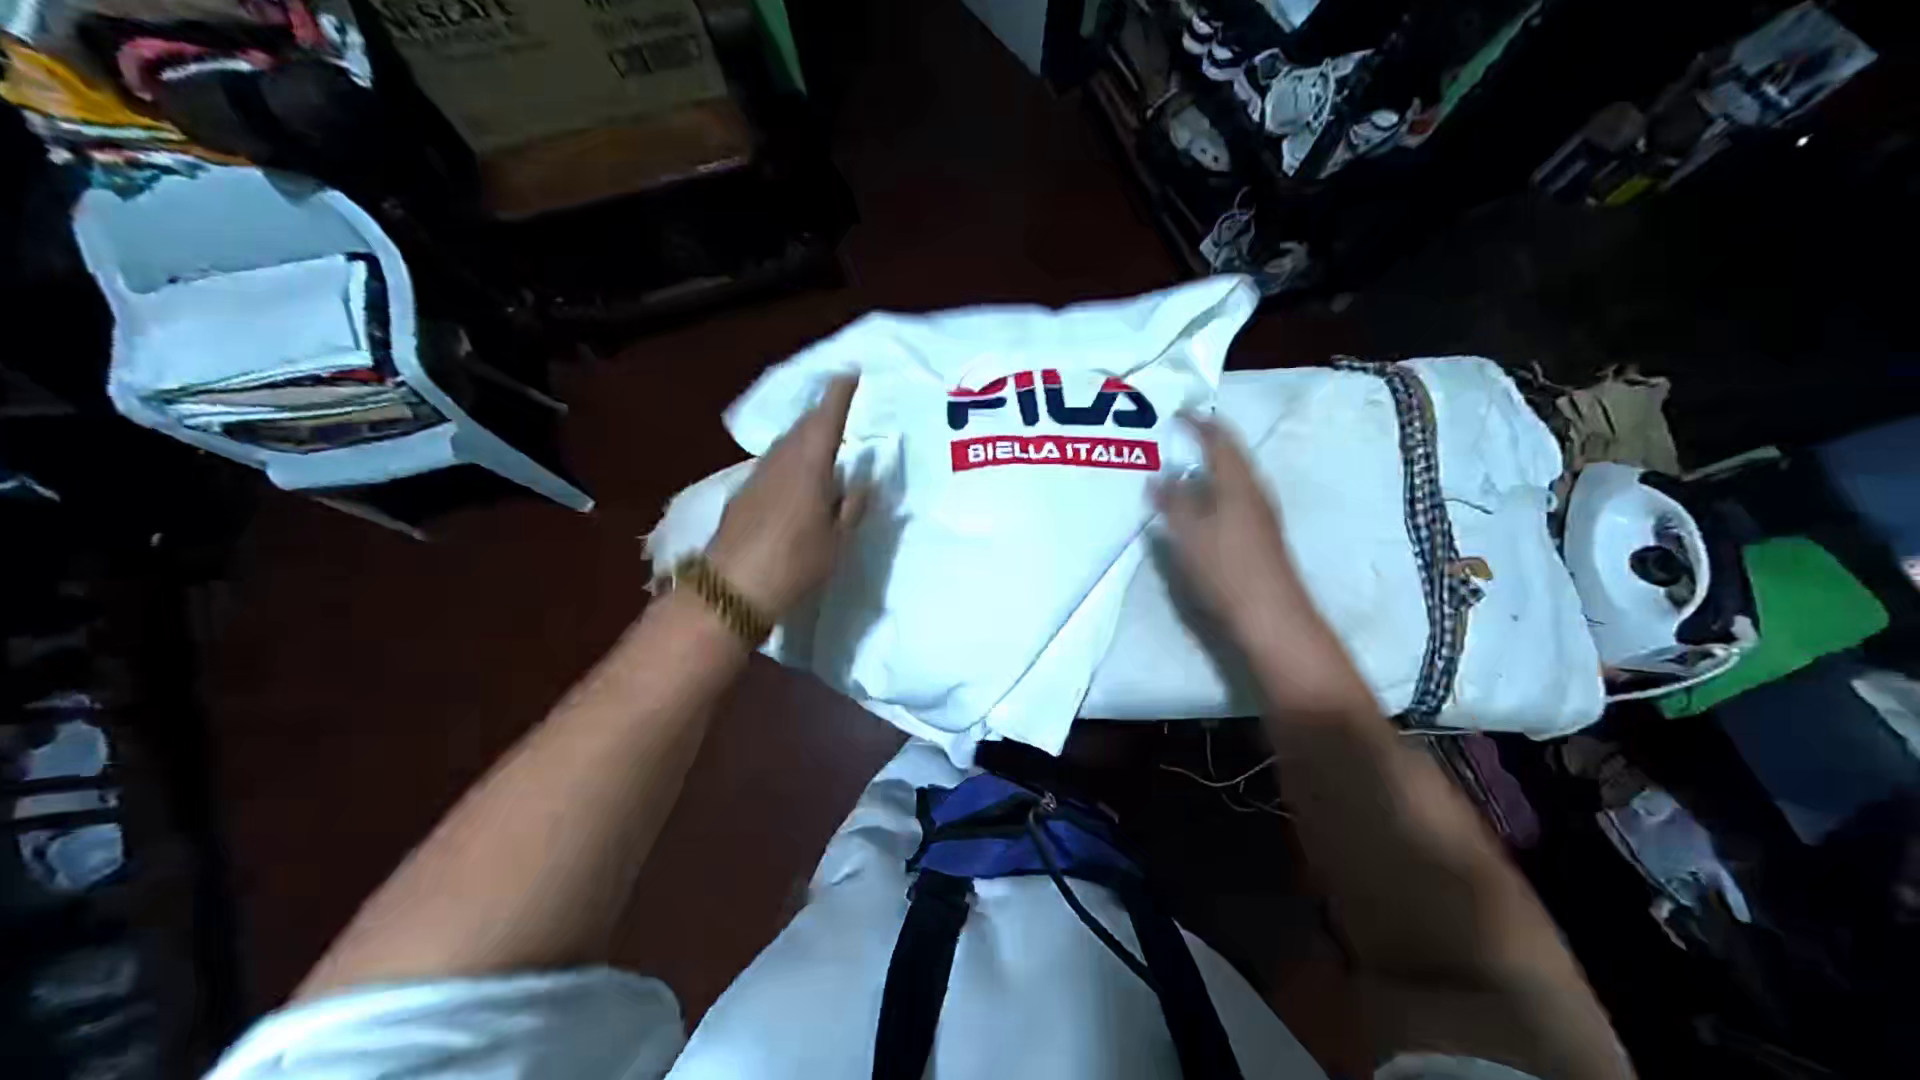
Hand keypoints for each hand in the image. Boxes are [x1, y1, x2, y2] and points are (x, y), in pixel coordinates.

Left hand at [706, 375, 866, 617]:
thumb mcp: (837, 540)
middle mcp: (781, 460)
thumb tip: (861, 483)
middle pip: (803, 427)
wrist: (732, 589)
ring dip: (805, 438)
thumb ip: (852, 508)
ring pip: (786, 445)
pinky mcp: (743, 494)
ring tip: (823, 444)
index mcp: (809, 465)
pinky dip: (790, 460)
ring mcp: (757, 475)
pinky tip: (796, 478)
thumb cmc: (796, 563)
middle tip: (841, 411)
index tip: (850, 372)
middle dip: (822, 415)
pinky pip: (774, 464)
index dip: (839, 394)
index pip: (826, 417)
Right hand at [1153, 415, 1306, 637]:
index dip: (1198, 423)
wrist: (1271, 615)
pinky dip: (1212, 491)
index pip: (1219, 439)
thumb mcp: (1189, 533)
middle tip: (1174, 438)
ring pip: (1232, 478)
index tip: (1176, 413)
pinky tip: (1197, 506)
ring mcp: (1260, 514)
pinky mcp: (1259, 535)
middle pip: (1230, 456)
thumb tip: (1158, 476)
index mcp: (1238, 482)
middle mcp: (1254, 491)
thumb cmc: (1227, 568)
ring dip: (1208, 469)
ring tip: (1179, 469)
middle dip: (1204, 443)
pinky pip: (1233, 498)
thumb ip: (1172, 501)